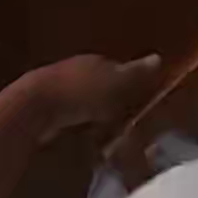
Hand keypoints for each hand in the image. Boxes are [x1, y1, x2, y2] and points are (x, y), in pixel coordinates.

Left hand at [20, 54, 162, 139]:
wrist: (39, 104)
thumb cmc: (81, 90)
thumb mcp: (115, 82)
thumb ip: (136, 73)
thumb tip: (159, 57)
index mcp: (97, 60)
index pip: (120, 68)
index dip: (133, 83)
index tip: (146, 99)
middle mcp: (81, 69)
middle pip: (105, 84)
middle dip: (117, 99)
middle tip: (134, 120)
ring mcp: (65, 88)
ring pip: (91, 101)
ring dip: (101, 115)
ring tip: (117, 135)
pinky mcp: (54, 109)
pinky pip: (78, 117)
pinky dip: (87, 126)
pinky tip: (94, 140)